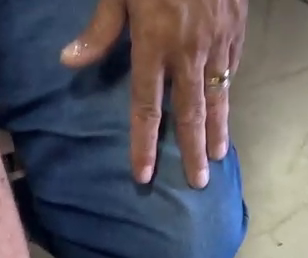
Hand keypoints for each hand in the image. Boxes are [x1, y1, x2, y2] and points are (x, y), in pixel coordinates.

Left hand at [63, 0, 246, 187]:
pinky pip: (231, 66)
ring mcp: (216, 40)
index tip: (144, 176)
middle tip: (198, 183)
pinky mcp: (237, 24)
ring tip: (218, 156)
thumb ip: (100, 28)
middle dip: (191, 151)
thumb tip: (70, 61)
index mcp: (154, 45)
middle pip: (189, 114)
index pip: (147, 108)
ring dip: (218, 130)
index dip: (144, 145)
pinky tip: (226, 106)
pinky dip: (227, 89)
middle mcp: (187, 52)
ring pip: (218, 95)